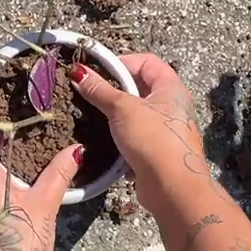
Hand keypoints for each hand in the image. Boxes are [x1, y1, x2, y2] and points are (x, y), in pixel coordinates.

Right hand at [69, 53, 206, 207]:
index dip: (123, 62)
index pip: (147, 62)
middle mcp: (172, 106)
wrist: (172, 189)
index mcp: (171, 88)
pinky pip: (134, 137)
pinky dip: (119, 137)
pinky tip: (103, 140)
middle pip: (140, 87)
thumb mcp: (121, 109)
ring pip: (135, 114)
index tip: (99, 71)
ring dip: (115, 116)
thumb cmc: (153, 139)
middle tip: (92, 93)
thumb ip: (99, 90)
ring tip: (93, 115)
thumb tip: (78, 71)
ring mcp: (166, 130)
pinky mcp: (157, 152)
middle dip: (115, 90)